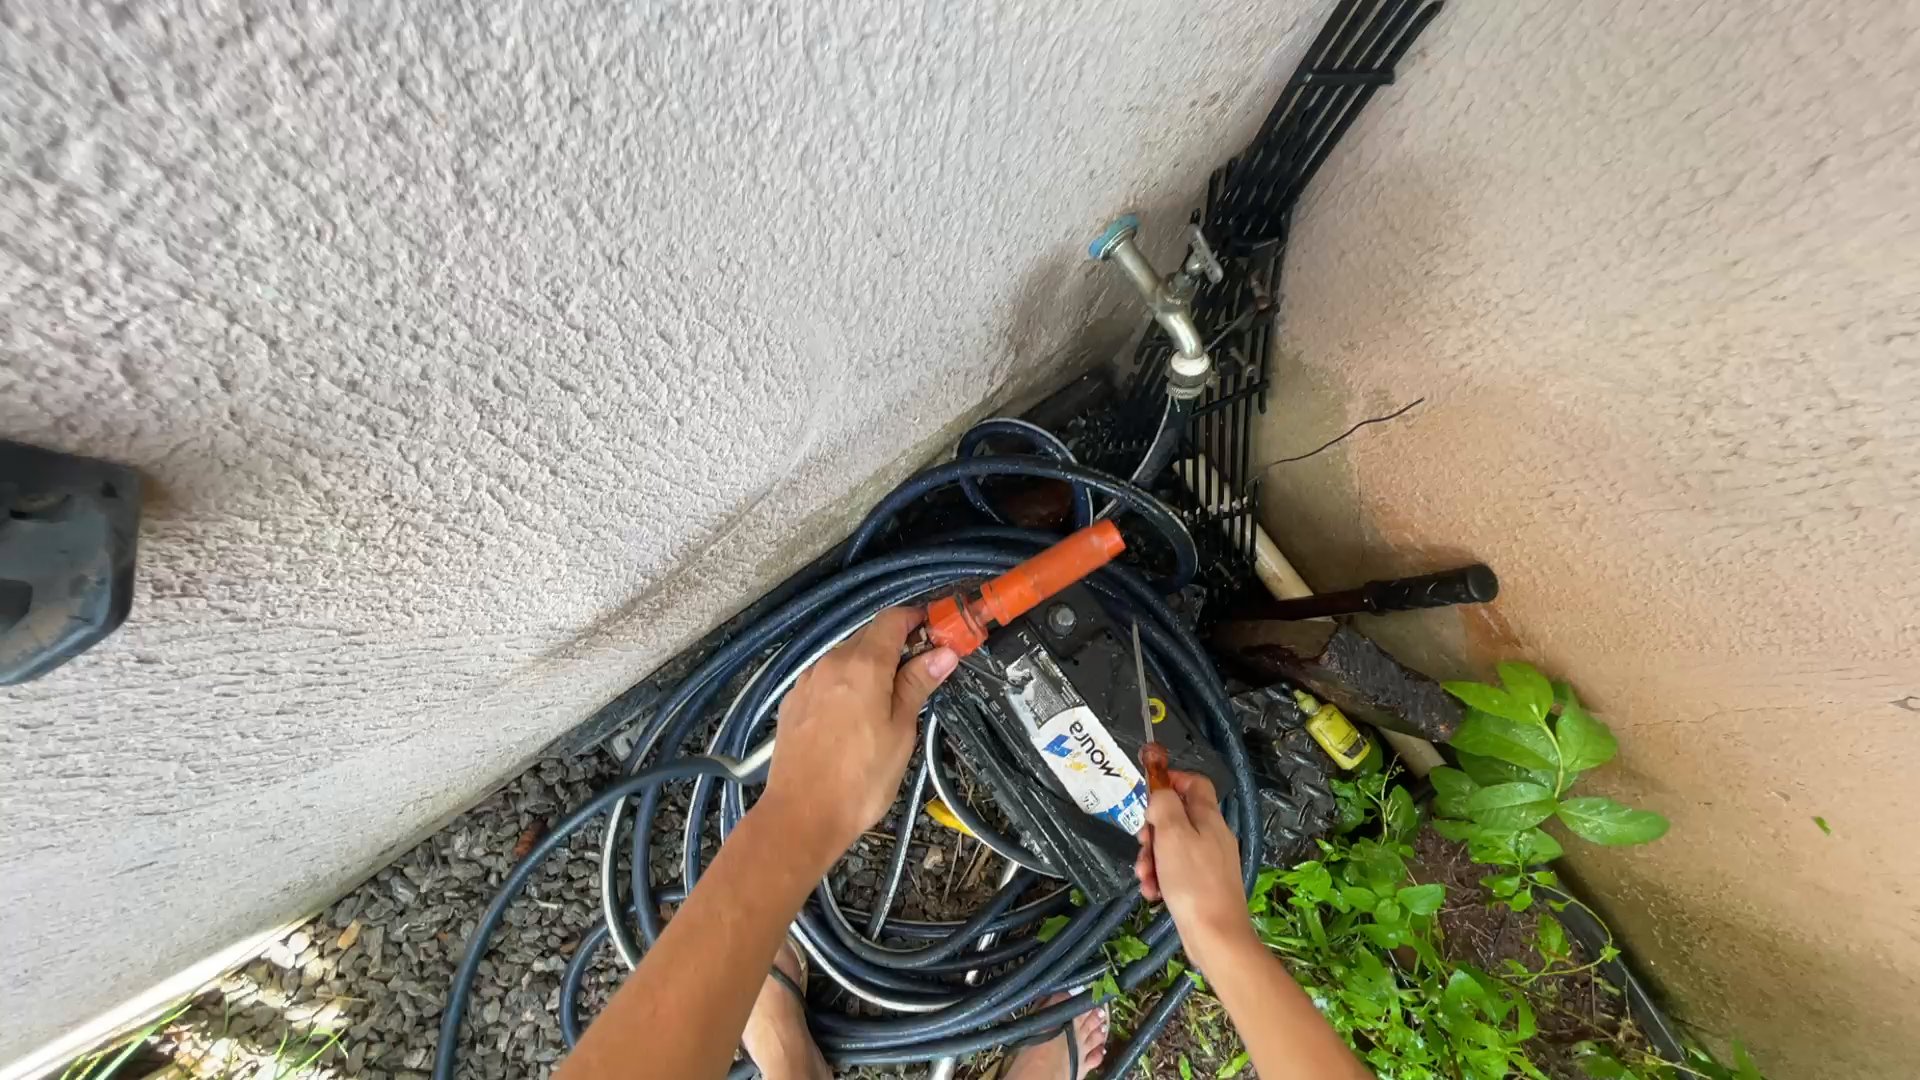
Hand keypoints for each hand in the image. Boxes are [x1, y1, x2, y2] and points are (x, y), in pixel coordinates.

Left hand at [758, 606, 957, 861]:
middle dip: (896, 644)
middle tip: (921, 668)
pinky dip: (845, 683)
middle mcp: (831, 662)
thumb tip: (944, 653)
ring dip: (870, 665)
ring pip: (846, 657)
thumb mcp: (901, 731)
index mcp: (863, 665)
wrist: (800, 816)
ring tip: (888, 698)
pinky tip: (854, 714)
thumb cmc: (861, 779)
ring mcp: (808, 680)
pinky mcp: (793, 701)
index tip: (936, 630)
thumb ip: (918, 684)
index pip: (892, 619)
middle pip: (868, 635)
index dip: (916, 618)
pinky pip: (826, 678)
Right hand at [1134, 771, 1258, 972]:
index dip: (1171, 780)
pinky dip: (1161, 878)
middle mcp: (1212, 836)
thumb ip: (1164, 804)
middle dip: (1152, 829)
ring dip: (1152, 858)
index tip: (1149, 792)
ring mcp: (1210, 862)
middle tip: (1142, 842)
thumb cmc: (1192, 880)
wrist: (1216, 937)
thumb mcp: (1172, 833)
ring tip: (1144, 876)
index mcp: (1208, 818)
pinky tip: (1152, 892)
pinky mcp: (1204, 885)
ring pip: (1172, 846)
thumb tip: (1160, 795)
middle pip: (1177, 817)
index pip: (1195, 782)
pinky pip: (1177, 871)